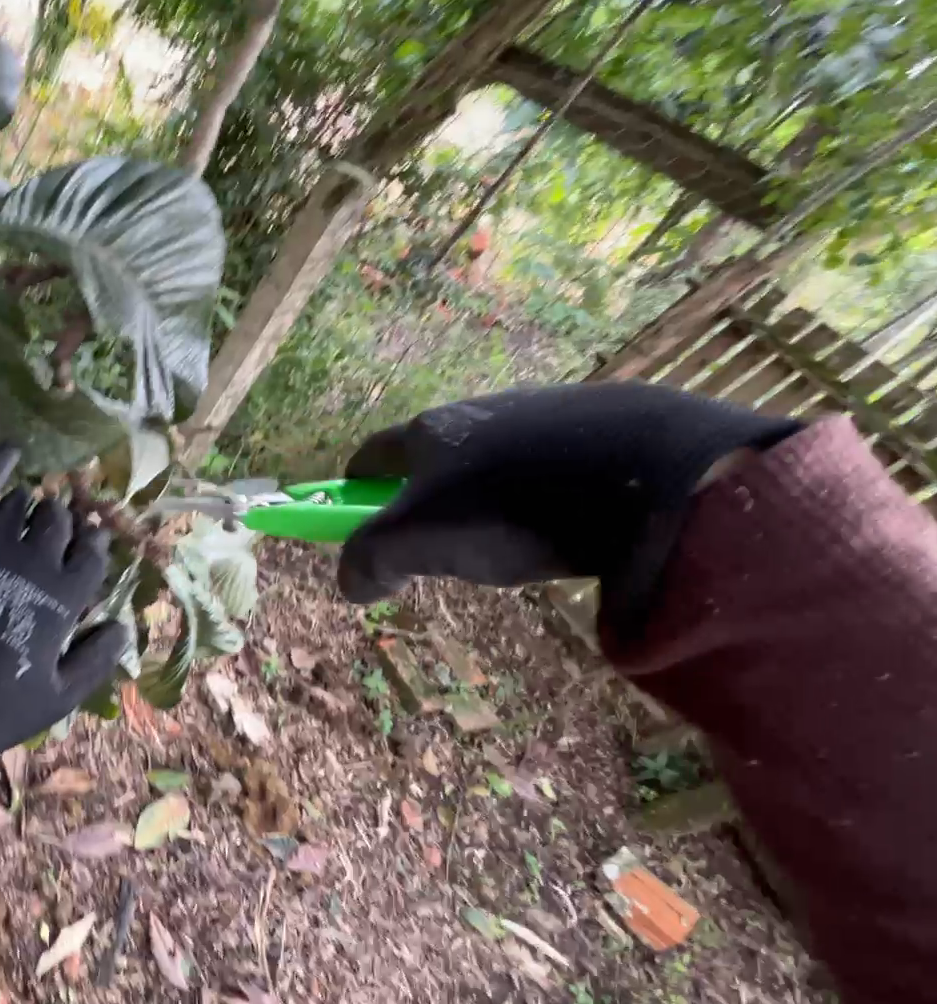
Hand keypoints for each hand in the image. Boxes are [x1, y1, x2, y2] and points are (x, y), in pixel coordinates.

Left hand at [0, 447, 127, 770]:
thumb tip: (122, 625)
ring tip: (26, 513)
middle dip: (59, 525)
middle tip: (47, 537)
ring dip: (30, 507)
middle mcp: (36, 563)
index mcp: (66, 597)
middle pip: (59, 521)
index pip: (92, 552)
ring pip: (24, 504)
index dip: (90, 546)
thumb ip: (99, 657)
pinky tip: (11, 450)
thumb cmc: (5, 705)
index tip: (83, 547)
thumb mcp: (65, 693)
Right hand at [337, 383, 800, 635]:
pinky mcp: (611, 423)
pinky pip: (555, 461)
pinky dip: (545, 490)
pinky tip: (569, 522)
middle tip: (439, 543)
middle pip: (432, 457)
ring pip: (495, 458)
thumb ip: (368, 561)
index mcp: (430, 431)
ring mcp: (549, 411)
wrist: (662, 476)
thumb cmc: (513, 507)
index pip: (371, 455)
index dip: (355, 488)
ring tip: (514, 539)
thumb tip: (351, 584)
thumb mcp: (417, 543)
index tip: (356, 519)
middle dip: (424, 497)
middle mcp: (482, 410)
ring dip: (486, 494)